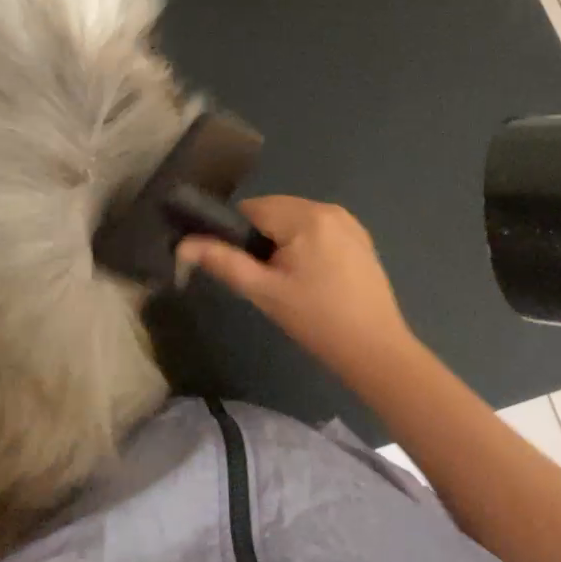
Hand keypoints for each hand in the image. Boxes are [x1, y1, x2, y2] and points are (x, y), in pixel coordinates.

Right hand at [177, 196, 415, 384]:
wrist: (377, 353)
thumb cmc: (317, 321)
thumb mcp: (264, 292)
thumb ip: (223, 262)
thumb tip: (183, 245)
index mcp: (306, 216)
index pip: (252, 209)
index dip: (239, 236)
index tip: (245, 269)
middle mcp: (329, 208)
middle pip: (274, 211)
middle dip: (263, 239)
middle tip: (268, 282)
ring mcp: (349, 222)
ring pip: (294, 220)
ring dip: (283, 242)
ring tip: (290, 283)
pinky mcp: (360, 238)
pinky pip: (317, 229)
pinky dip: (305, 246)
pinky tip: (313, 280)